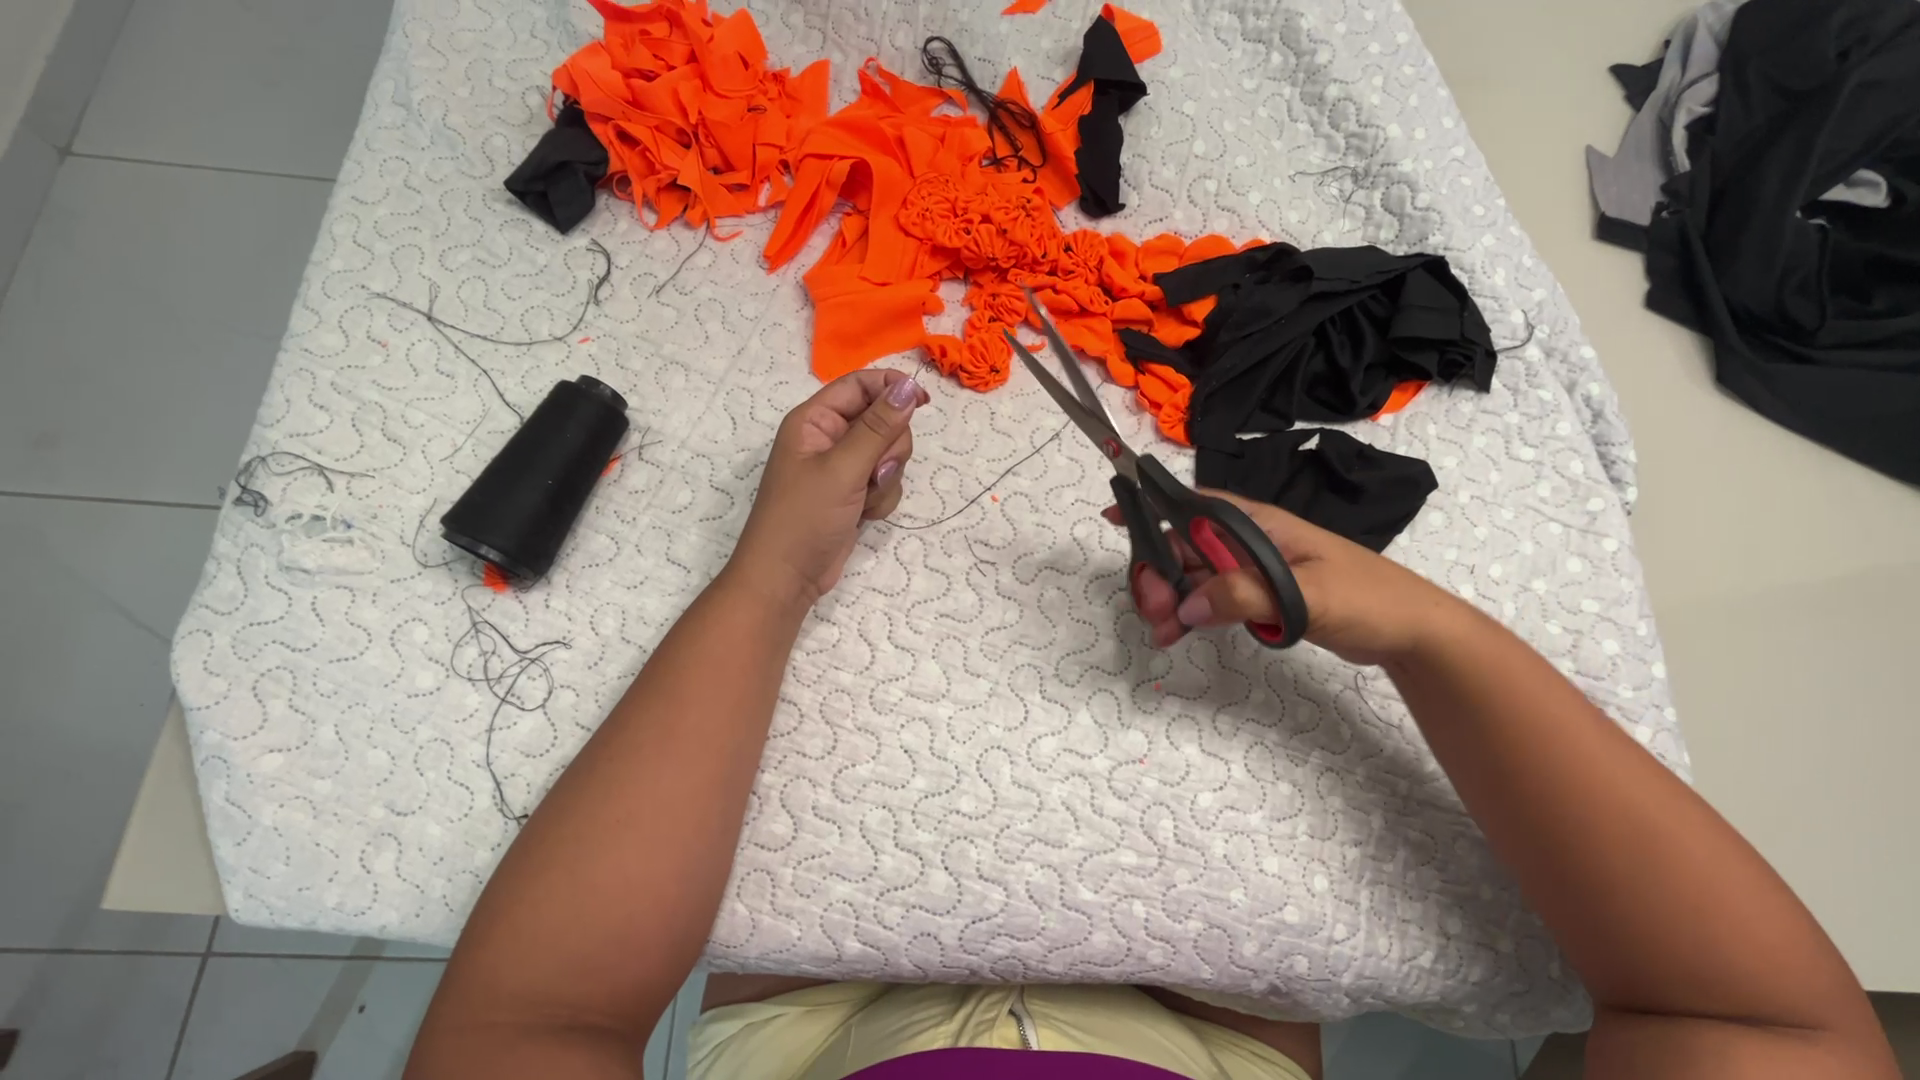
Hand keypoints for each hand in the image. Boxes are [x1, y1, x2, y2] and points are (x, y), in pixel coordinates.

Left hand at [729, 369, 925, 607]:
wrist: (787, 578)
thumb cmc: (804, 517)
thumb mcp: (843, 469)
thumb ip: (878, 427)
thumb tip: (909, 387)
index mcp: (815, 420)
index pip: (860, 385)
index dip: (892, 388)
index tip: (924, 403)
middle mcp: (829, 438)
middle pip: (883, 421)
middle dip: (889, 449)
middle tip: (876, 472)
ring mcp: (842, 468)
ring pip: (889, 455)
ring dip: (886, 478)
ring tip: (864, 499)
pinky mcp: (854, 494)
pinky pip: (886, 482)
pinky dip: (882, 498)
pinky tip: (864, 516)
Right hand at [1112, 489, 1461, 666]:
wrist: (1410, 631)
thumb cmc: (1367, 597)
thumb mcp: (1307, 594)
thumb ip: (1244, 595)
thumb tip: (1185, 605)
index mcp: (1259, 526)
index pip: (1195, 506)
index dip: (1153, 508)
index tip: (1115, 515)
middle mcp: (1248, 543)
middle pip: (1184, 548)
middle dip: (1157, 573)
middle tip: (1154, 611)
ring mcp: (1251, 572)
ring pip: (1192, 578)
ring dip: (1170, 600)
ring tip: (1162, 633)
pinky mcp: (1258, 599)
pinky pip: (1210, 601)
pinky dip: (1190, 616)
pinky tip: (1177, 635)